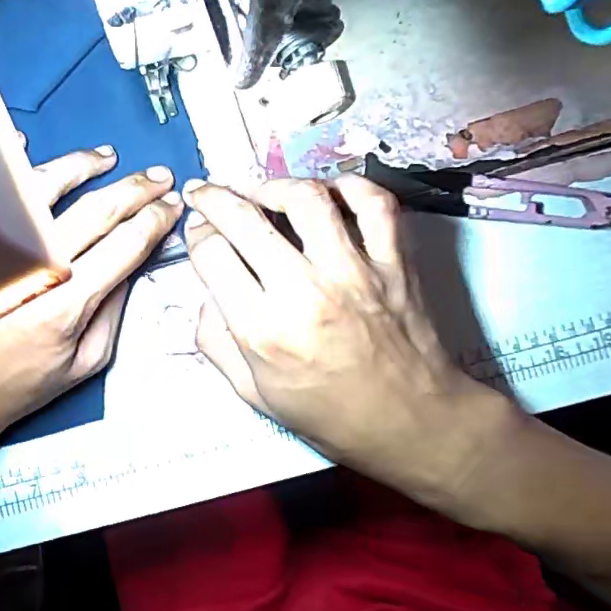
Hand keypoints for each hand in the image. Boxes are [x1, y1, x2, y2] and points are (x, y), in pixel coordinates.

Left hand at [0, 147, 181, 502]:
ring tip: (105, 158)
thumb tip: (132, 264)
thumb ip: (113, 309)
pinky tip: (27, 147)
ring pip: (43, 190)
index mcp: (63, 307)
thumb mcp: (84, 362)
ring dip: (81, 167)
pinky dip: (10, 165)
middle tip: (157, 178)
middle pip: (94, 212)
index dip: (155, 220)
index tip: (170, 207)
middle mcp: (27, 272)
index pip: (125, 245)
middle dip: (135, 190)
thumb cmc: (12, 386)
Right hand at [182, 176, 516, 508]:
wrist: (413, 423)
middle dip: (215, 198)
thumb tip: (208, 293)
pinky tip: (331, 194)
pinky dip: (350, 186)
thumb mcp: (257, 396)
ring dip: (276, 186)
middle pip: (246, 218)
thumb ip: (218, 343)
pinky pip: (374, 203)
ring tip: (266, 193)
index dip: (196, 233)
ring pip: (308, 199)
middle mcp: (305, 291)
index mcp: (264, 331)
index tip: (198, 228)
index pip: (213, 255)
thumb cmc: (332, 417)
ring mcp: (355, 271)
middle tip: (207, 193)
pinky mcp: (395, 262)